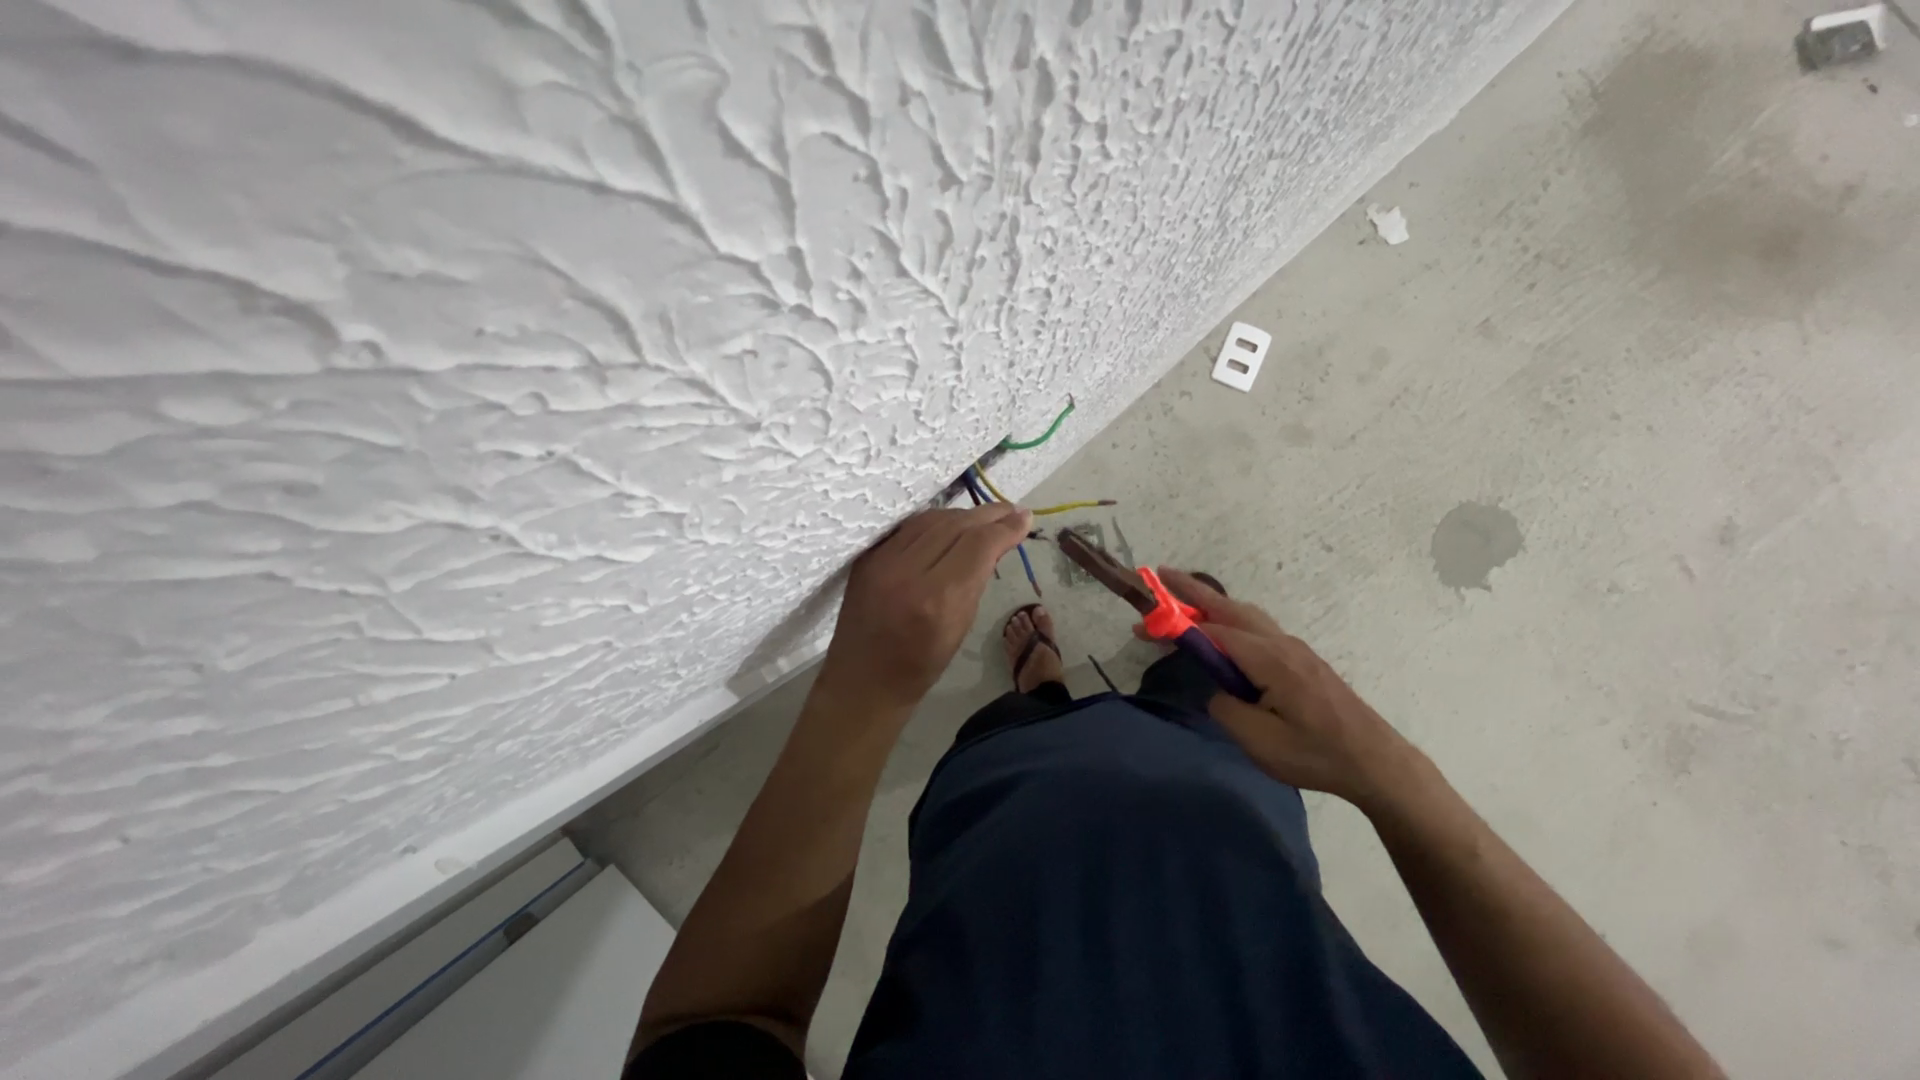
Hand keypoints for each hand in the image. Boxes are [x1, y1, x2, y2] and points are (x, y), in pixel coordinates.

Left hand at [819, 503, 1033, 712]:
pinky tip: (950, 523)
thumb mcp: (960, 626)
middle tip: (1011, 511)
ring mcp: (882, 562)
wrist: (863, 680)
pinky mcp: (868, 558)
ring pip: (931, 519)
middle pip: (956, 524)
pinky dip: (934, 522)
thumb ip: (976, 580)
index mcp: (938, 599)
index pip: (979, 545)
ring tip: (984, 516)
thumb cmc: (921, 665)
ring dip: (962, 514)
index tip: (1025, 520)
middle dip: (989, 514)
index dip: (1006, 528)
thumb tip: (997, 541)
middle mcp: (908, 572)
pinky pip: (908, 528)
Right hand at [1152, 569, 1418, 805]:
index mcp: (1269, 660)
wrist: (1376, 762)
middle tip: (1158, 577)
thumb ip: (1225, 709)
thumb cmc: (1315, 754)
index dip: (1175, 626)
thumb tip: (1216, 691)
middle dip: (1192, 591)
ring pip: (1247, 615)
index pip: (1212, 632)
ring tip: (1183, 600)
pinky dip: (1231, 619)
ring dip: (1212, 604)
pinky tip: (1222, 633)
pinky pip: (1258, 628)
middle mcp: (1281, 644)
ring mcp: (1295, 650)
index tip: (1142, 626)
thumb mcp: (1258, 742)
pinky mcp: (1302, 661)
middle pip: (1230, 608)